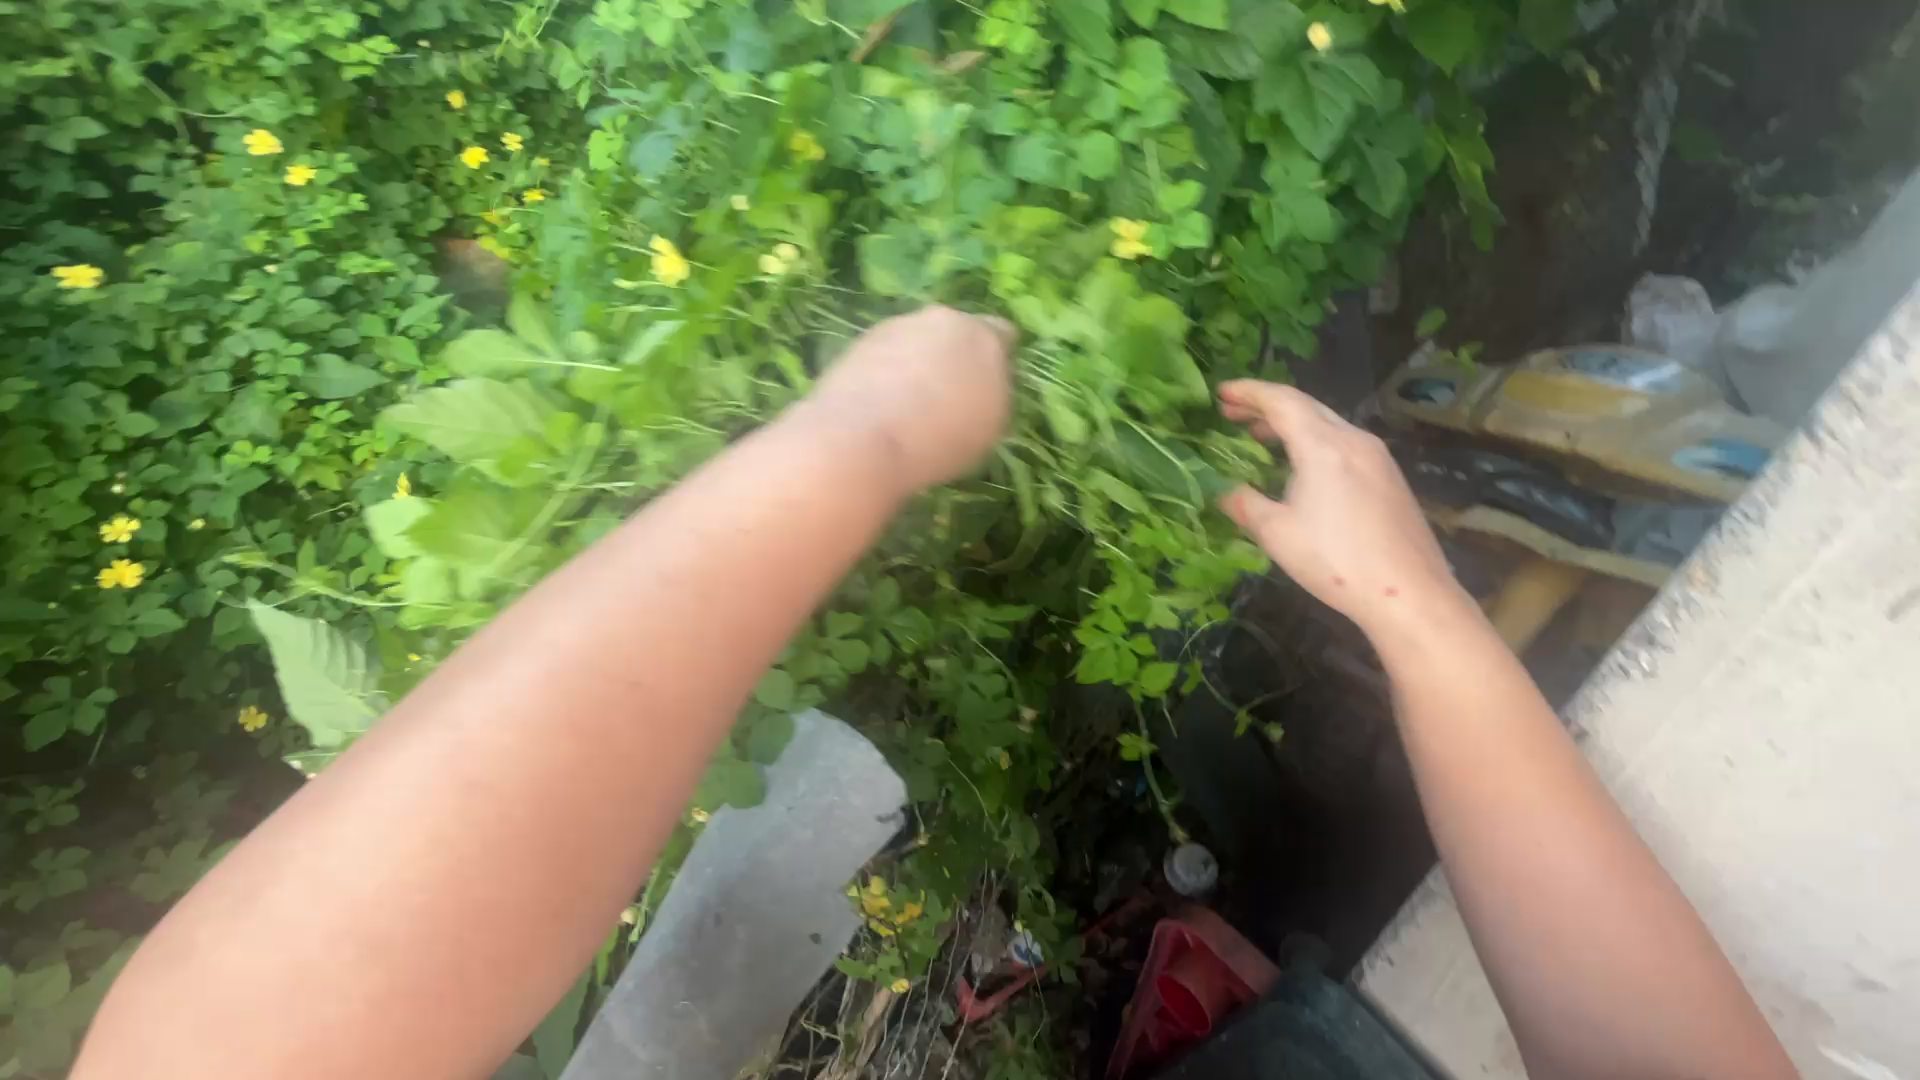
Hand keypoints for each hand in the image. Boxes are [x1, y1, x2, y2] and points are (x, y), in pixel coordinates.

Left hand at [797, 304, 1014, 496]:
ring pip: (916, 340)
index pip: (1001, 334)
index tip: (985, 385)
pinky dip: (885, 371)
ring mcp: (898, 326)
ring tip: (907, 405)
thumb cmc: (941, 440)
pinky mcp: (860, 340)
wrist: (863, 439)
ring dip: (917, 362)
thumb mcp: (989, 428)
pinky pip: (884, 353)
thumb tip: (981, 387)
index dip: (994, 358)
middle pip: (955, 332)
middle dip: (953, 355)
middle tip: (945, 396)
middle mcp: (943, 320)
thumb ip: (992, 394)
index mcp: (985, 338)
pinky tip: (880, 405)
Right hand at [1216, 380, 1467, 638]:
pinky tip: (1298, 464)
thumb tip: (1223, 491)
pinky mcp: (1387, 477)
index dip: (1249, 392)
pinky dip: (1311, 440)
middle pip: (1306, 406)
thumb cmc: (1335, 561)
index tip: (1220, 391)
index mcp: (1324, 447)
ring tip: (1258, 435)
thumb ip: (1245, 503)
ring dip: (1289, 423)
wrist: (1409, 594)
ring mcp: (1376, 458)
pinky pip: (1342, 442)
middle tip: (1231, 412)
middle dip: (1266, 405)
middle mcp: (1354, 440)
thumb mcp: (1276, 533)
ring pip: (1326, 423)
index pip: (1282, 401)